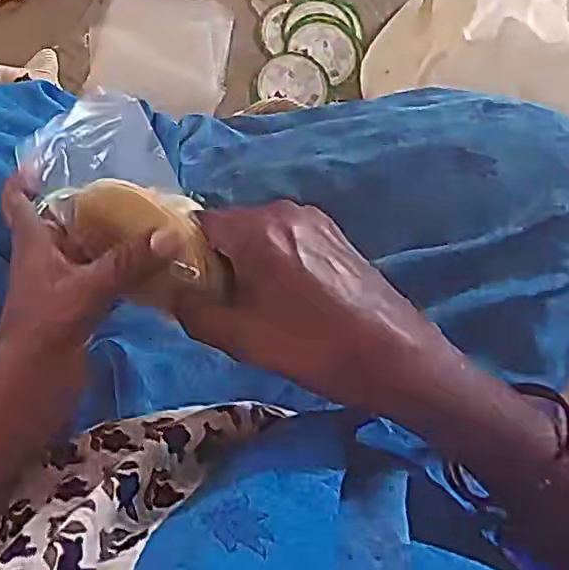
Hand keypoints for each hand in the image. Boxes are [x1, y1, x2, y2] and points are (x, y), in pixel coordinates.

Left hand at [0, 175, 160, 443]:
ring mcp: (63, 283)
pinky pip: (103, 274)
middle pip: (62, 217)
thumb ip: (126, 263)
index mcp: (33, 244)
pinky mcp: (79, 306)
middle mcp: (46, 258)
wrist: (28, 401)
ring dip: (110, 232)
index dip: (26, 176)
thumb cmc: (42, 337)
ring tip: (148, 214)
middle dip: (89, 199)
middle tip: (129, 183)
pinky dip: (123, 265)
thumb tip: (170, 233)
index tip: (50, 156)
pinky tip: (152, 261)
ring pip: (86, 246)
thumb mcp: (84, 293)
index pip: (18, 200)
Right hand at [177, 201, 456, 417]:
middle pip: (229, 227)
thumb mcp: (242, 338)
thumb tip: (170, 294)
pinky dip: (275, 260)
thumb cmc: (314, 347)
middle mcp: (283, 211)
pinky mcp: (334, 234)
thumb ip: (194, 312)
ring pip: (258, 234)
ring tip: (260, 305)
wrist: (398, 359)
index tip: (187, 285)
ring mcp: (313, 219)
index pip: (199, 224)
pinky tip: (290, 299)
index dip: (185, 253)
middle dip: (218, 260)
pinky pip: (286, 238)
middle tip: (223, 302)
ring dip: (248, 261)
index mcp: (257, 228)